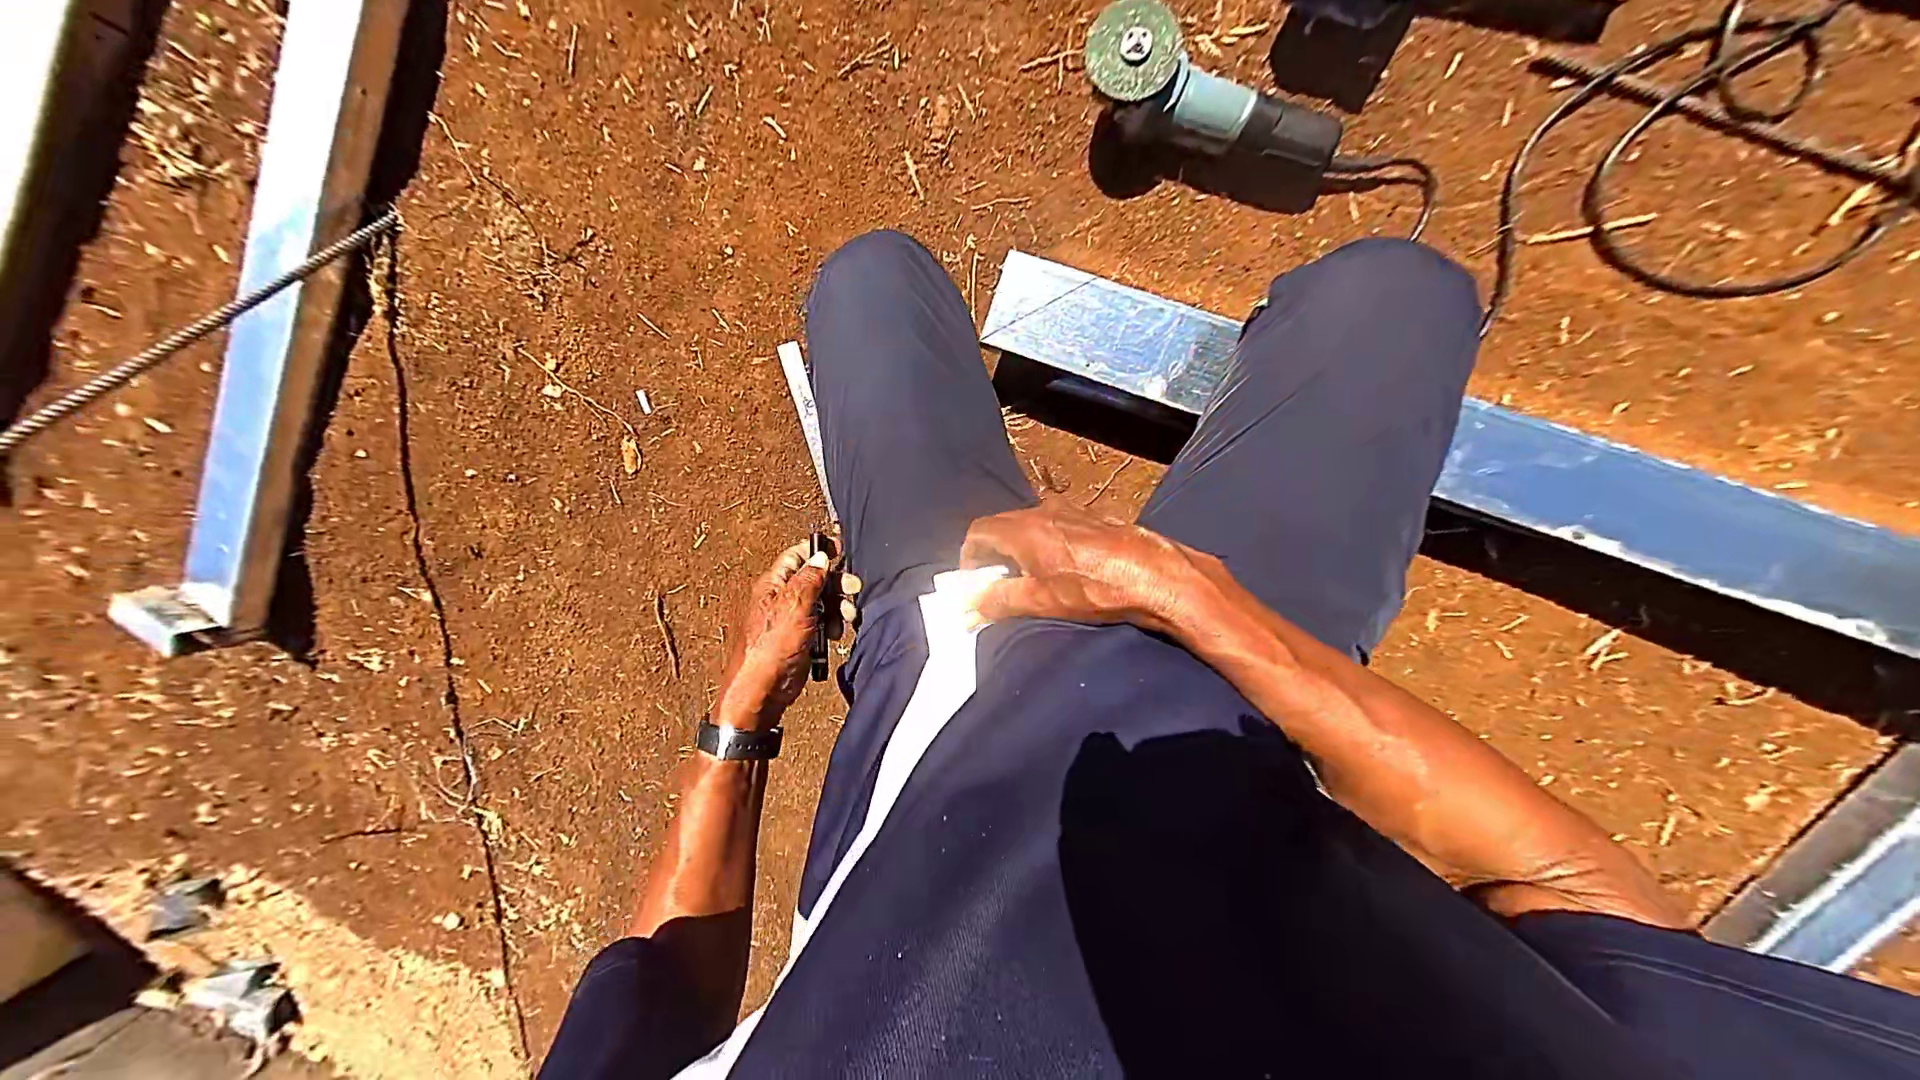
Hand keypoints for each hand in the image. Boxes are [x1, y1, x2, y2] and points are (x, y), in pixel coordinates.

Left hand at [715, 541, 861, 730]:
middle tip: (852, 590)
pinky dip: (831, 626)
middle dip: (836, 584)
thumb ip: (809, 579)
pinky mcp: (799, 638)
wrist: (761, 692)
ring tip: (844, 620)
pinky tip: (834, 635)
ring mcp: (790, 620)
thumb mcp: (793, 607)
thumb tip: (820, 557)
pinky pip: (821, 624)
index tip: (840, 551)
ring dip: (837, 608)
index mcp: (773, 585)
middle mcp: (781, 599)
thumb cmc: (768, 651)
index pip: (797, 556)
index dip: (818, 552)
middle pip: (814, 580)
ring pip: (821, 603)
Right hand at [957, 505, 1220, 633]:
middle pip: (1004, 526)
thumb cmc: (1096, 587)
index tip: (973, 580)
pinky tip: (1064, 571)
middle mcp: (1044, 511)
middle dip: (994, 554)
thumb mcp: (1040, 601)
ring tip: (1032, 580)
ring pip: (1032, 526)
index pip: (979, 531)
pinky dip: (1047, 545)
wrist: (1157, 576)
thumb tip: (971, 609)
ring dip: (1022, 549)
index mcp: (1024, 528)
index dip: (969, 556)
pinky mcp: (1094, 519)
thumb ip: (998, 601)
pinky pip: (1057, 527)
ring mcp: (1071, 511)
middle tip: (998, 584)